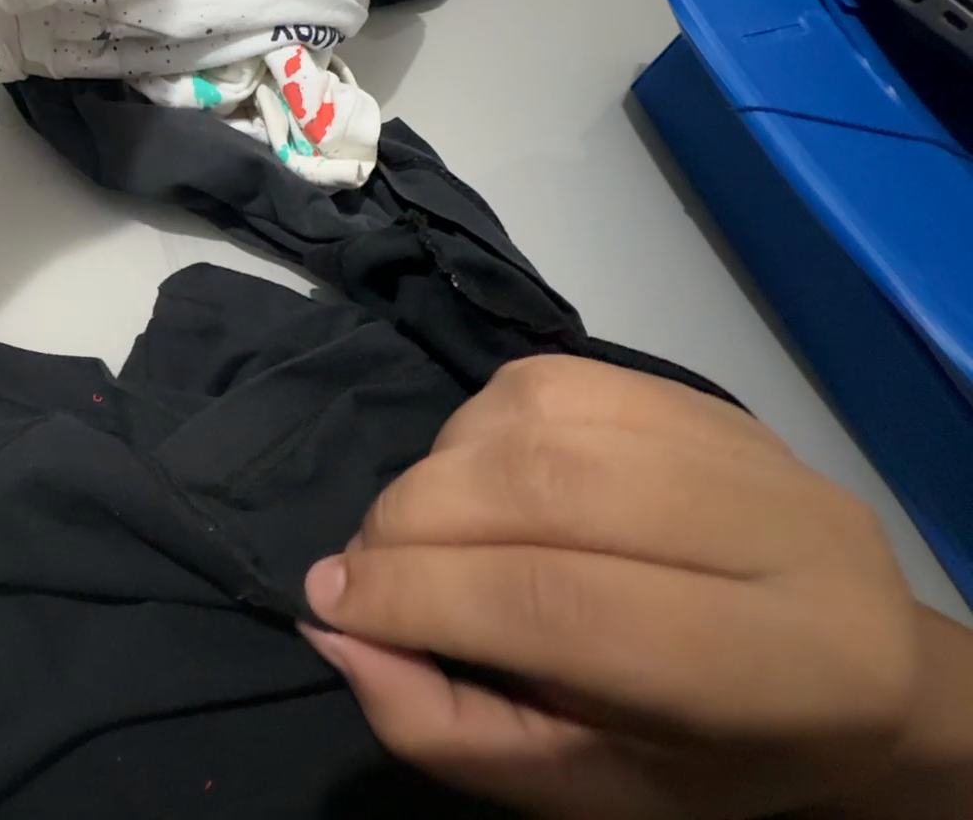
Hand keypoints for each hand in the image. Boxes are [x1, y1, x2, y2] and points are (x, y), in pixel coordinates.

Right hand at [300, 355, 939, 818]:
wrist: (835, 661)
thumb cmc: (698, 748)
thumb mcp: (570, 783)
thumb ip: (438, 726)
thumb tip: (332, 630)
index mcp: (786, 667)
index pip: (565, 605)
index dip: (422, 596)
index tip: (330, 600)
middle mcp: (780, 530)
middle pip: (542, 491)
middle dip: (410, 525)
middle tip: (365, 567)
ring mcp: (729, 440)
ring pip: (527, 423)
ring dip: (433, 474)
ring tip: (422, 528)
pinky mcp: (678, 391)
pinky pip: (531, 385)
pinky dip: (467, 432)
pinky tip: (473, 476)